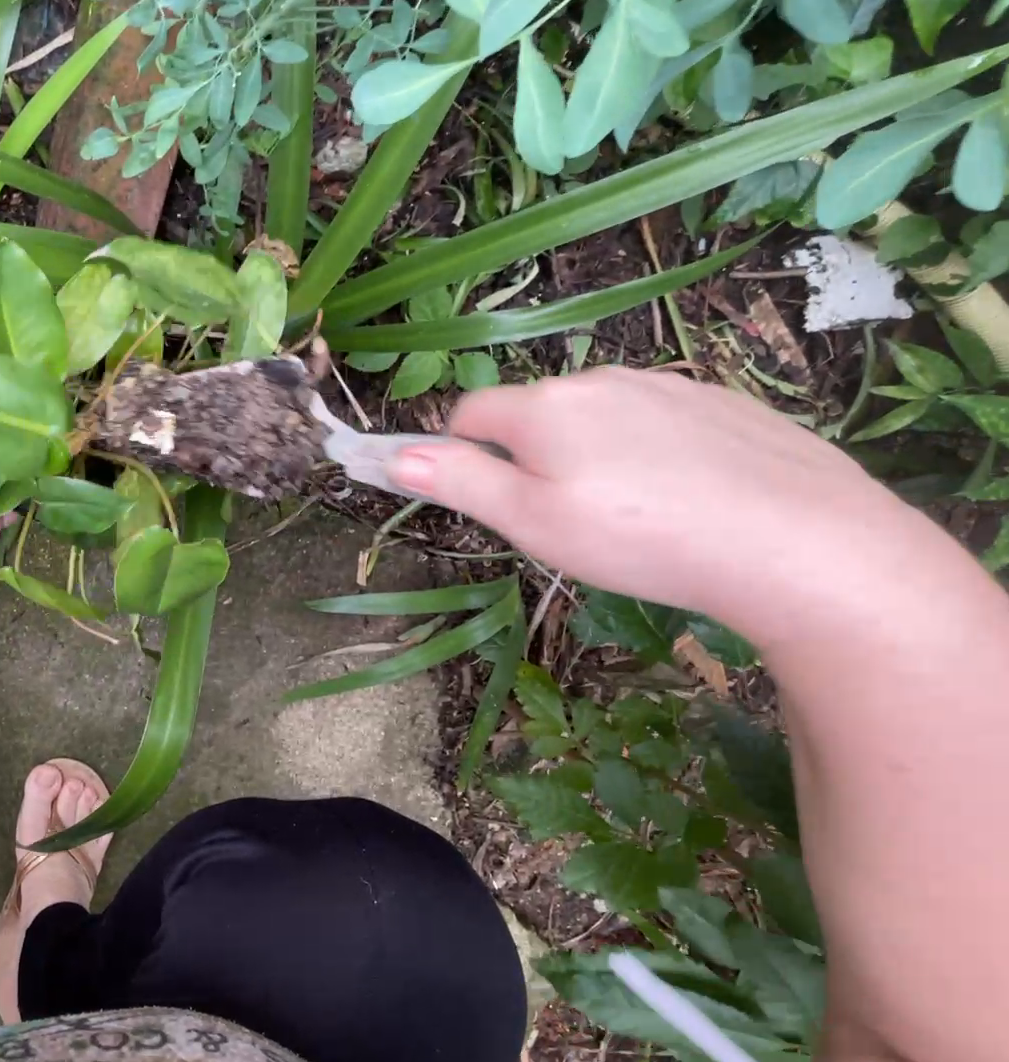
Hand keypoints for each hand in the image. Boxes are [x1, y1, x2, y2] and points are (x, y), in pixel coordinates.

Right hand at [386, 367, 923, 633]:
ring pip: (594, 417)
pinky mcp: (724, 403)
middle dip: (527, 457)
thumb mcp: (529, 521)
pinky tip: (682, 499)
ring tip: (627, 516)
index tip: (493, 501)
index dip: (462, 456)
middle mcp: (601, 379)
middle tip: (561, 520)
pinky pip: (654, 421)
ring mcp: (668, 386)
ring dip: (586, 453)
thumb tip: (394, 455)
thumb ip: (458, 481)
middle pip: (532, 414)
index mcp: (544, 405)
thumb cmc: (638, 538)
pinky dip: (647, 452)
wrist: (802, 546)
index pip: (468, 414)